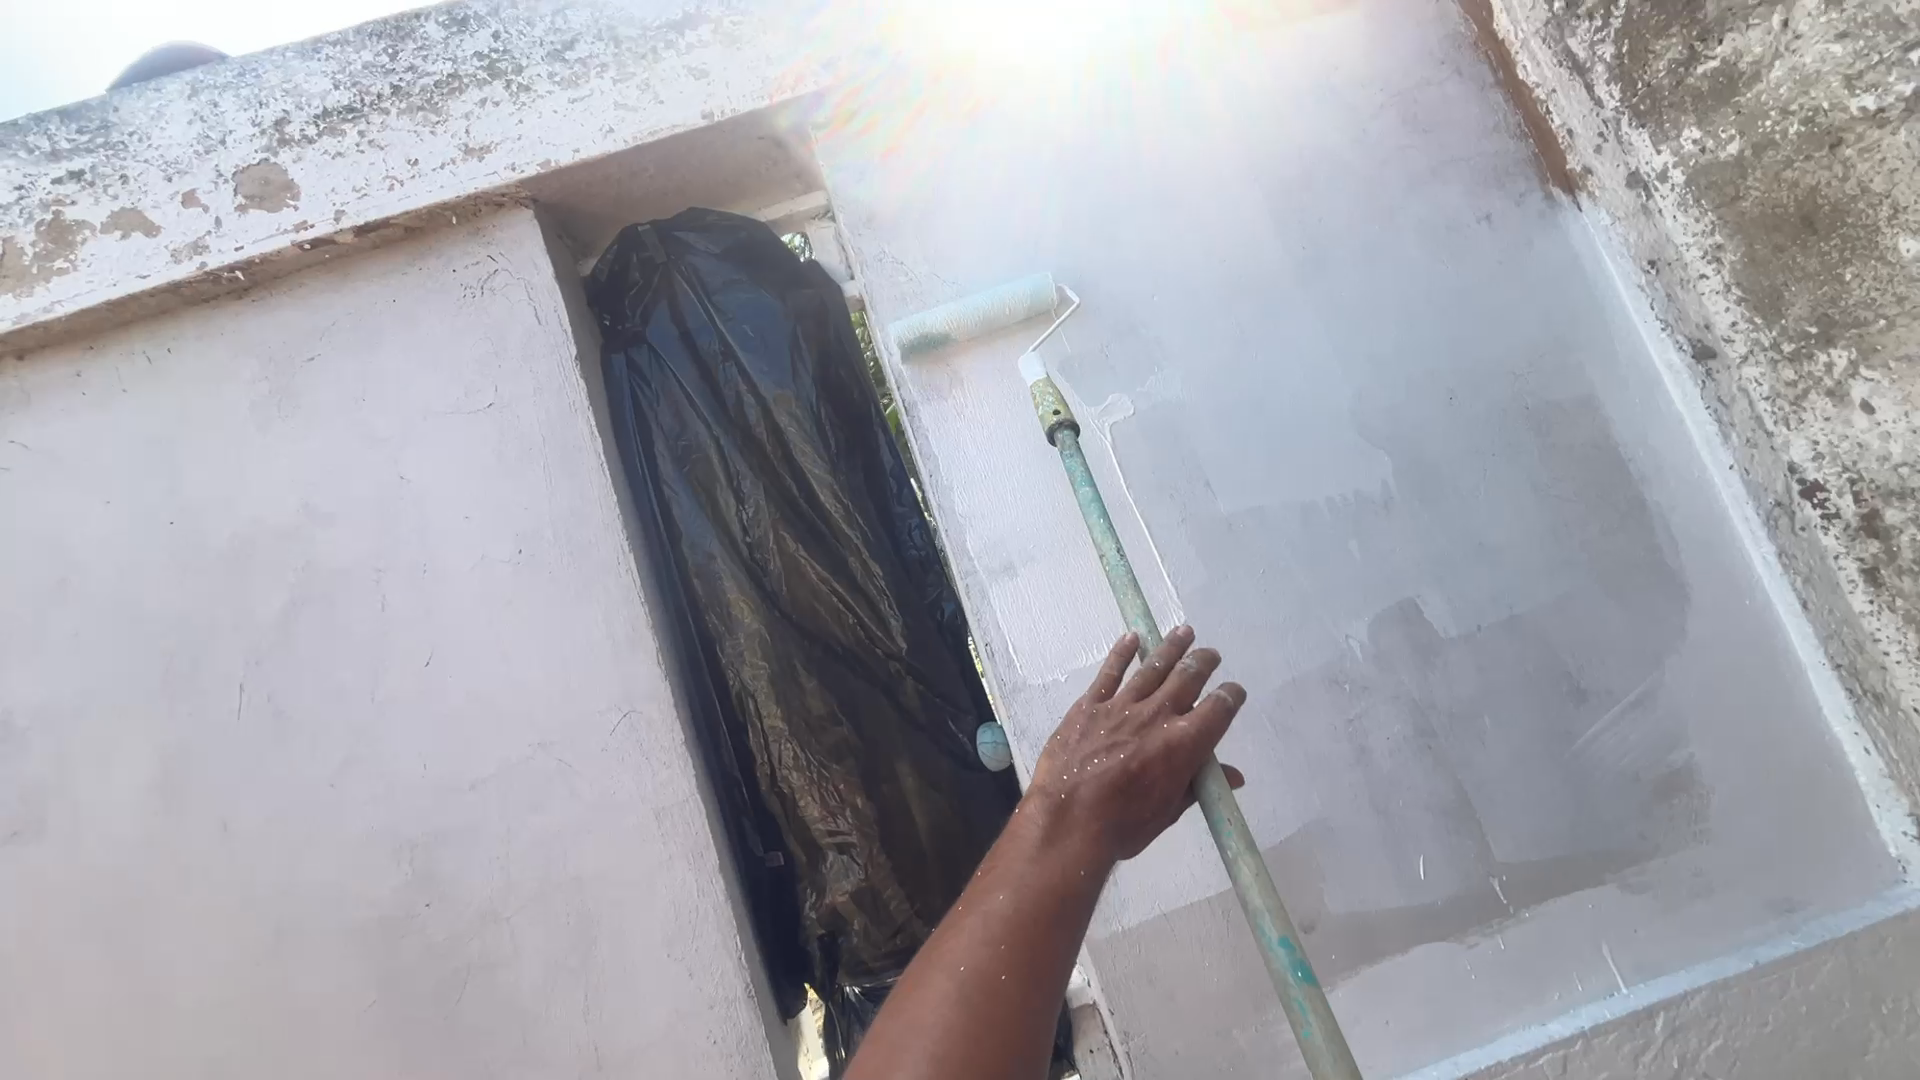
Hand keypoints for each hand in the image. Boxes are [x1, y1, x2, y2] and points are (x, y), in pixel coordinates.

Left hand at [1026, 625, 1246, 864]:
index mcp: (1183, 744)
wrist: (1068, 818)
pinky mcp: (1089, 705)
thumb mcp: (1169, 811)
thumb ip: (1198, 785)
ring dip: (1171, 647)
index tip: (1234, 690)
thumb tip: (1234, 776)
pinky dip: (1122, 653)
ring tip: (1184, 631)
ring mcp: (1121, 706)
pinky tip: (1132, 638)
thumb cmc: (1123, 825)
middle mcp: (1156, 716)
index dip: (1231, 696)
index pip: (1218, 710)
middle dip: (1203, 662)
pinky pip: (1109, 673)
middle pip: (1187, 678)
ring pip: (1152, 667)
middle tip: (1211, 653)